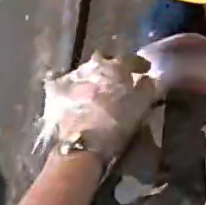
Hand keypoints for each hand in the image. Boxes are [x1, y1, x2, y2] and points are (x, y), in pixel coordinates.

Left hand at [40, 53, 158, 162]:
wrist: (82, 146)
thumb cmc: (116, 124)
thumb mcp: (141, 106)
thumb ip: (147, 89)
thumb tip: (149, 79)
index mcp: (115, 67)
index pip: (131, 58)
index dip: (139, 64)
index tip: (145, 70)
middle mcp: (92, 66)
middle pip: (105, 61)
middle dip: (112, 67)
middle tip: (118, 79)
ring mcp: (72, 78)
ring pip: (85, 71)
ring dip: (92, 78)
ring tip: (97, 90)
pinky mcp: (56, 93)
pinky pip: (63, 83)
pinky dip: (69, 87)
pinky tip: (72, 93)